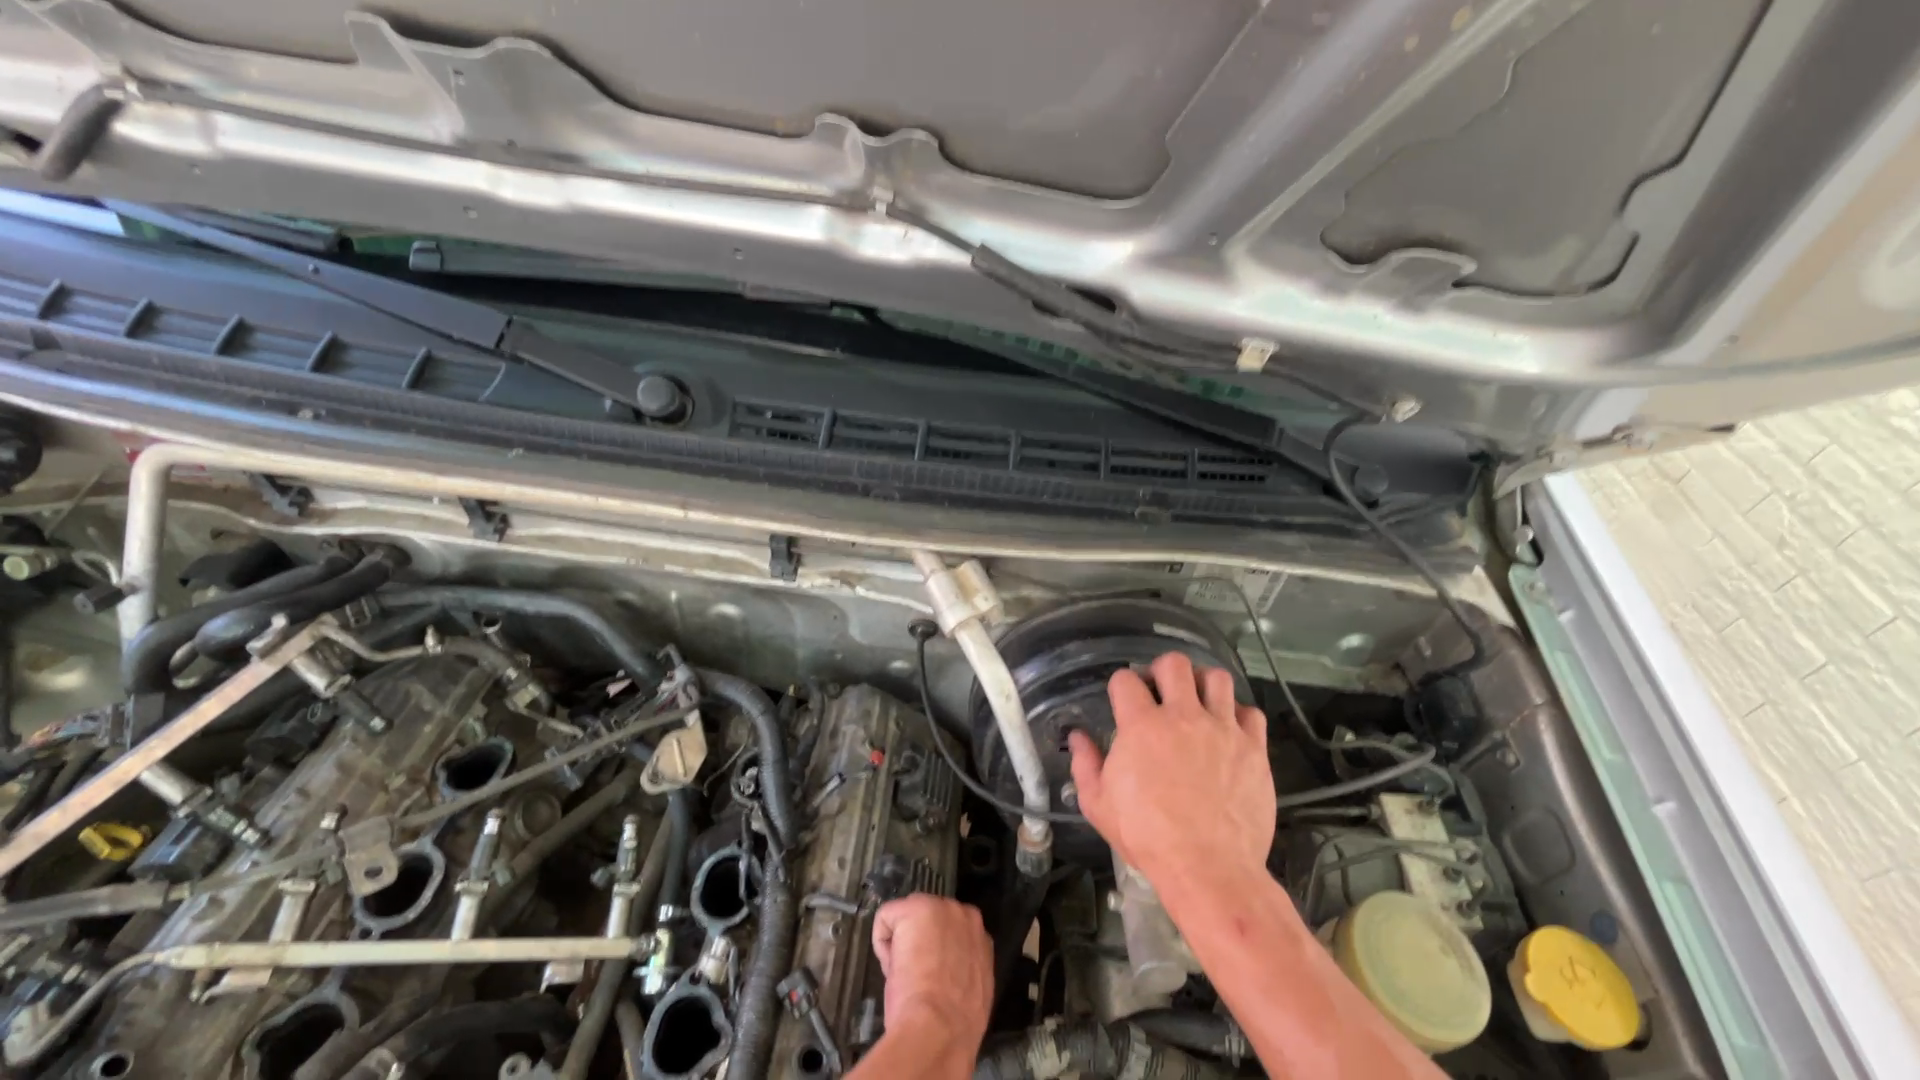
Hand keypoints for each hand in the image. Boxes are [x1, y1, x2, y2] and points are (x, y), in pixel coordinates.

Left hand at [871, 895, 992, 1045]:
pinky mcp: (914, 907)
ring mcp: (940, 907)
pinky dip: (881, 940)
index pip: (951, 934)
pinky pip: (887, 916)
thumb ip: (965, 970)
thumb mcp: (974, 992)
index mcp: (979, 938)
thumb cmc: (954, 1021)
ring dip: (902, 939)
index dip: (936, 953)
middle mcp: (964, 915)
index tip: (930, 975)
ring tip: (903, 972)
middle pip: (930, 918)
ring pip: (908, 914)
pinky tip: (891, 966)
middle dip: (920, 939)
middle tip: (914, 972)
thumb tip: (952, 975)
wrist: (938, 1025)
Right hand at [1069, 652, 1274, 888]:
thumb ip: (1086, 764)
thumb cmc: (1147, 837)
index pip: (1126, 680)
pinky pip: (1250, 713)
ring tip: (1197, 702)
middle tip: (1160, 691)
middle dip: (1161, 671)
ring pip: (1217, 678)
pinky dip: (1237, 715)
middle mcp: (1184, 717)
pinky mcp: (1254, 749)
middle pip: (1174, 664)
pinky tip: (1228, 730)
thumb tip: (1077, 737)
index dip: (1121, 686)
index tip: (1123, 701)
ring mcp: (1223, 730)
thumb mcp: (1099, 805)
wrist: (1208, 867)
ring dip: (1203, 684)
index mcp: (1142, 726)